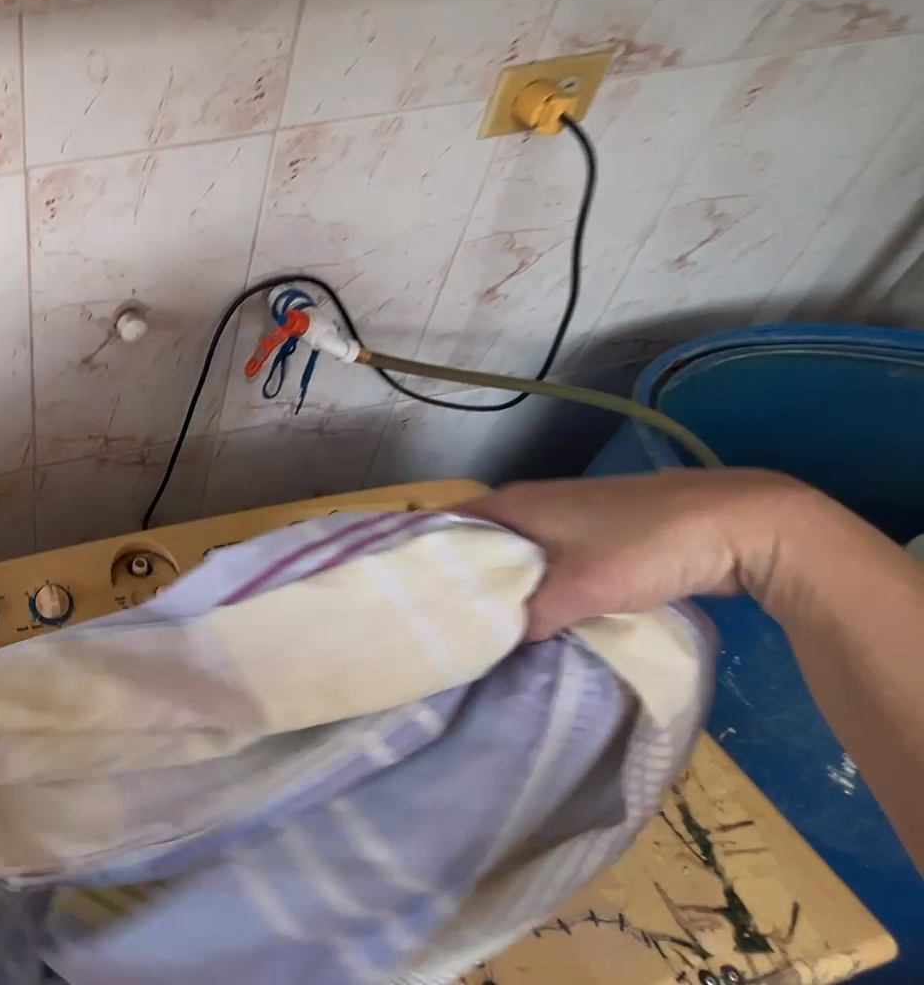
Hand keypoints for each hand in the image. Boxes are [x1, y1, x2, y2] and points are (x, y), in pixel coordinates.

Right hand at [457, 468, 810, 640]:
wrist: (741, 524)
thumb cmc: (643, 545)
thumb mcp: (578, 589)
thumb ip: (528, 617)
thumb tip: (497, 645)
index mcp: (508, 504)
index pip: (442, 528)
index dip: (422, 558)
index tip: (409, 595)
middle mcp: (526, 504)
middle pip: (475, 544)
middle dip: (462, 579)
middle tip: (443, 619)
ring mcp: (562, 517)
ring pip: (513, 554)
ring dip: (503, 585)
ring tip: (486, 623)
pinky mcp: (594, 535)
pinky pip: (546, 561)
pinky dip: (536, 585)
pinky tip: (537, 614)